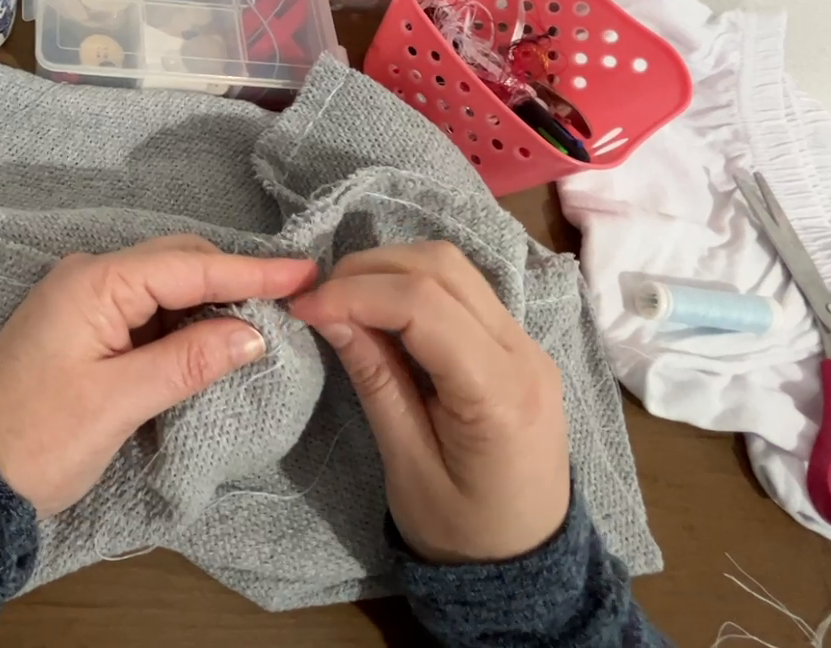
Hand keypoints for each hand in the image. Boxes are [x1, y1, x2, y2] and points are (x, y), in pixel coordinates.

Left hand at [0, 235, 318, 518]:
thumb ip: (188, 360)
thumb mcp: (118, 402)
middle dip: (232, 278)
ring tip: (263, 315)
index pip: (188, 266)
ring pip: (163, 283)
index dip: (250, 271)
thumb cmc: (39, 438)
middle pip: (177, 262)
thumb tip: (252, 333)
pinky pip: (145, 306)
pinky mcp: (84, 322)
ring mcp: (84, 296)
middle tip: (291, 297)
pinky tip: (211, 333)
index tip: (306, 270)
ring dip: (209, 298)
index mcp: (95, 282)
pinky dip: (182, 318)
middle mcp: (90, 275)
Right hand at [290, 242, 569, 562]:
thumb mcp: (406, 463)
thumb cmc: (461, 530)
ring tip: (343, 301)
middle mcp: (525, 352)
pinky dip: (409, 282)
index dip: (354, 293)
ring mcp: (526, 341)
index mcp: (500, 393)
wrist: (527, 565)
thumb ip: (373, 378)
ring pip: (451, 265)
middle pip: (441, 266)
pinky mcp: (515, 341)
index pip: (423, 305)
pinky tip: (378, 309)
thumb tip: (327, 313)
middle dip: (368, 269)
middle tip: (319, 299)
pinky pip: (459, 286)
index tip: (303, 308)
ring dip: (388, 269)